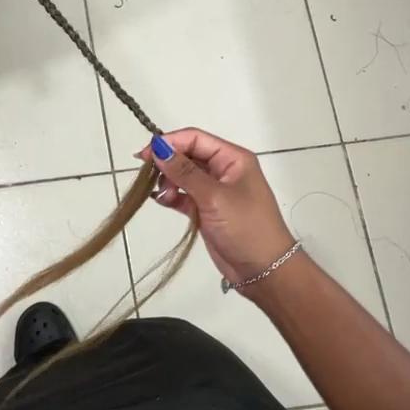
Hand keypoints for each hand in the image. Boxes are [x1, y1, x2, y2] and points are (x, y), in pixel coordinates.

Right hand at [136, 129, 296, 293]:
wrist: (265, 271)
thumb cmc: (246, 227)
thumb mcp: (214, 197)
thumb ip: (184, 172)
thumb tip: (157, 148)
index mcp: (233, 158)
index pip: (195, 139)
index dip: (169, 142)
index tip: (144, 155)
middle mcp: (223, 169)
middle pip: (187, 155)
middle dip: (167, 164)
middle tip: (149, 177)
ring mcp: (214, 190)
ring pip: (182, 175)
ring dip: (168, 182)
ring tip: (163, 197)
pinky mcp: (206, 209)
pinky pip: (183, 195)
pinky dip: (171, 196)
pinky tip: (162, 201)